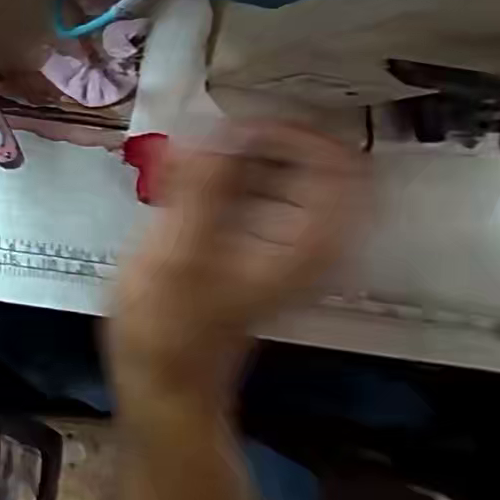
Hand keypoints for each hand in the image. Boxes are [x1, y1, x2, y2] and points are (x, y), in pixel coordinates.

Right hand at [108, 120, 363, 408]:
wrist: (163, 376)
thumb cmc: (171, 322)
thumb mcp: (180, 251)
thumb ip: (200, 188)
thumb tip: (212, 127)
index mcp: (309, 241)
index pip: (335, 161)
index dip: (288, 131)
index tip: (230, 123)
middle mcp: (308, 239)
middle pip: (307, 161)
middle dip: (256, 136)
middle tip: (202, 128)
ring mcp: (280, 244)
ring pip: (277, 174)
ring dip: (236, 152)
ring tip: (187, 146)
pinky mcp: (249, 246)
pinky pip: (250, 192)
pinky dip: (222, 174)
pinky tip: (181, 176)